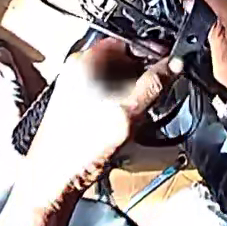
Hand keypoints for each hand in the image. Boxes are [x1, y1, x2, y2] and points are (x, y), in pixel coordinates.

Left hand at [21, 38, 174, 195]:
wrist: (51, 185)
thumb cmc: (77, 150)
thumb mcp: (127, 112)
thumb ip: (154, 84)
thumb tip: (174, 63)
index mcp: (85, 60)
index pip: (128, 40)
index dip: (152, 49)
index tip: (168, 61)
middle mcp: (77, 69)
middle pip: (122, 57)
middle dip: (144, 71)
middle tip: (159, 85)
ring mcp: (74, 88)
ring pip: (115, 76)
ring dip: (134, 86)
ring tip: (142, 106)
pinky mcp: (75, 105)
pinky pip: (106, 92)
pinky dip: (121, 99)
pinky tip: (125, 119)